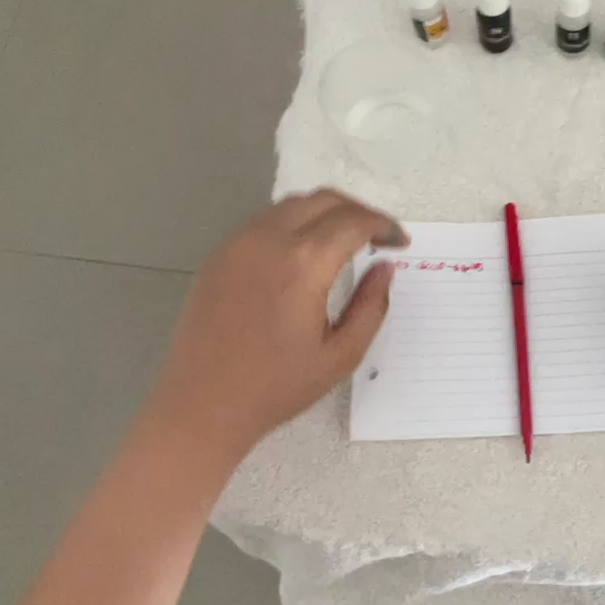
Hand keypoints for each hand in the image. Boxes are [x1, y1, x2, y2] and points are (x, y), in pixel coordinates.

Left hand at [148, 189, 406, 449]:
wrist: (203, 403)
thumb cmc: (278, 386)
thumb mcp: (341, 354)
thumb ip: (371, 305)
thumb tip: (385, 268)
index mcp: (303, 264)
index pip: (354, 222)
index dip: (384, 226)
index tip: (400, 243)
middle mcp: (268, 239)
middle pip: (324, 200)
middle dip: (359, 212)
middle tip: (380, 238)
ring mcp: (237, 243)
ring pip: (292, 205)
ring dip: (326, 214)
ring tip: (346, 243)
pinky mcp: (219, 255)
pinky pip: (265, 222)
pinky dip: (295, 225)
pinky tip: (305, 255)